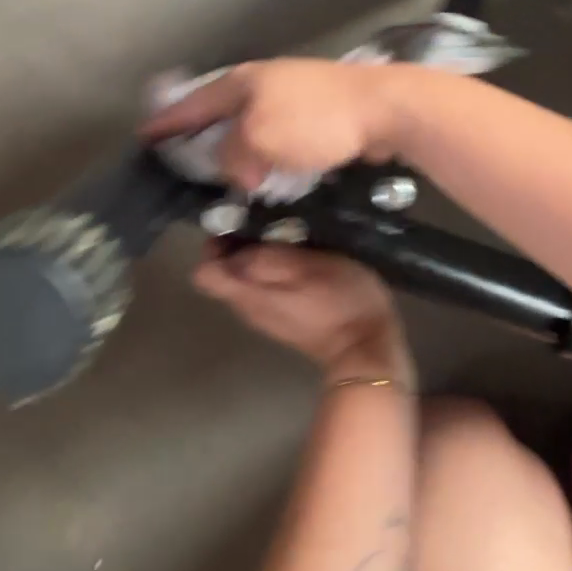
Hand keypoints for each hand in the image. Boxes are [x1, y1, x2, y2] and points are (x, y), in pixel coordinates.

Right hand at [139, 59, 409, 192]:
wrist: (384, 109)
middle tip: (185, 162)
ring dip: (242, 150)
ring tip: (228, 178)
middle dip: (204, 135)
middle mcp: (267, 82)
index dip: (168, 121)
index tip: (145, 136)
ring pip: (255, 126)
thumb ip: (233, 156)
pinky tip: (272, 175)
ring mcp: (297, 95)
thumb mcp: (259, 139)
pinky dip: (272, 156)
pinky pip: (283, 138)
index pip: (194, 102)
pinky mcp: (323, 114)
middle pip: (224, 111)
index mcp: (244, 81)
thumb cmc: (316, 120)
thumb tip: (237, 172)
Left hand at [193, 242, 413, 385]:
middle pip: (225, 274)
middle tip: (271, 222)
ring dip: (262, 255)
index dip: (216, 244)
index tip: (240, 222)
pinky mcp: (287, 318)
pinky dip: (278, 269)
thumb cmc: (340, 302)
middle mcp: (248, 308)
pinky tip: (306, 258)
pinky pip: (268, 288)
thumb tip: (232, 251)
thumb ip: (266, 258)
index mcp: (247, 295)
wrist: (367, 349)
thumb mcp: (308, 267)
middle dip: (240, 244)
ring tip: (292, 235)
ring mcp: (268, 316)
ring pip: (248, 280)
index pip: (204, 271)